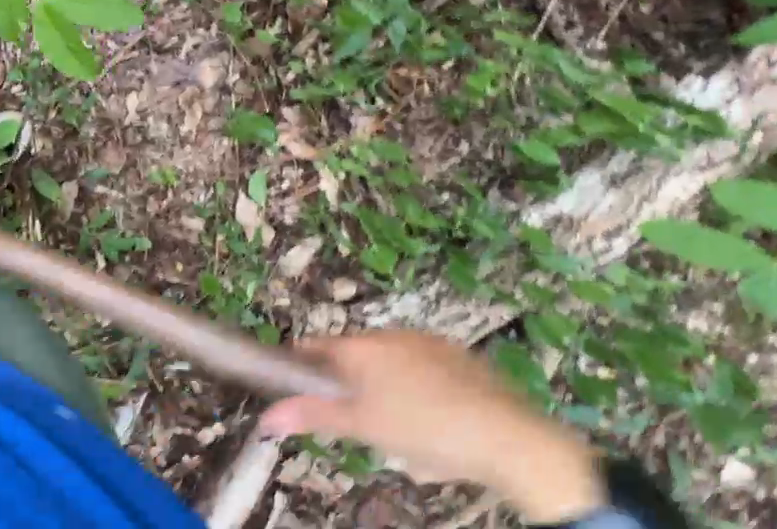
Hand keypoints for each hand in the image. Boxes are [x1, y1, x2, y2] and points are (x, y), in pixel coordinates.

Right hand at [260, 332, 604, 523]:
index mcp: (359, 346)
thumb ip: (311, 416)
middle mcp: (388, 334)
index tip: (304, 391)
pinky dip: (423, 387)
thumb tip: (264, 419)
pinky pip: (426, 367)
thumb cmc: (424, 430)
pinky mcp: (463, 357)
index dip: (303, 367)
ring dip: (388, 385)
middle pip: (354, 355)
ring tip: (405, 427)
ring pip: (391, 362)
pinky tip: (439, 419)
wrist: (512, 441)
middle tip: (362, 421)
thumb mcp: (363, 428)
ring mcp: (428, 343)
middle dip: (352, 383)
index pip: (313, 347)